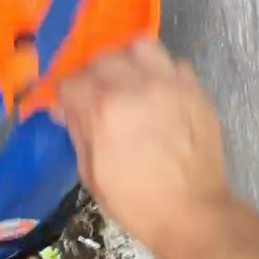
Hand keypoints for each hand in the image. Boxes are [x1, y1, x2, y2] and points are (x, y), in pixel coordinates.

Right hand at [54, 39, 232, 249]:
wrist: (190, 212)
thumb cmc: (133, 201)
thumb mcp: (91, 173)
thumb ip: (78, 132)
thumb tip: (67, 110)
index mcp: (104, 110)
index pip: (71, 82)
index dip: (63, 96)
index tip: (65, 109)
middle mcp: (137, 87)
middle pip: (103, 58)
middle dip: (91, 75)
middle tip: (93, 96)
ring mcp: (170, 84)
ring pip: (140, 47)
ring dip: (126, 61)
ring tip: (126, 83)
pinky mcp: (195, 90)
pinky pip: (172, 64)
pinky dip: (158, 73)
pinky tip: (155, 95)